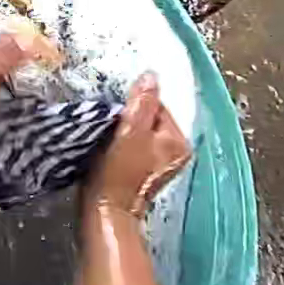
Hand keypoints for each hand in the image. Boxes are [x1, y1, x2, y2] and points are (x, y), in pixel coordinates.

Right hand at [87, 73, 190, 217]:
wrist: (104, 209)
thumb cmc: (117, 172)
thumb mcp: (130, 132)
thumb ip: (142, 102)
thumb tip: (151, 75)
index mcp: (179, 141)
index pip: (156, 105)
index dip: (132, 105)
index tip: (113, 115)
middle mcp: (175, 152)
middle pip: (147, 118)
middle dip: (127, 118)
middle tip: (107, 126)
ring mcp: (159, 163)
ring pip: (138, 132)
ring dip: (121, 130)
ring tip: (104, 137)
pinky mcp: (141, 171)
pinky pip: (132, 145)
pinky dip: (119, 143)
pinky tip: (106, 149)